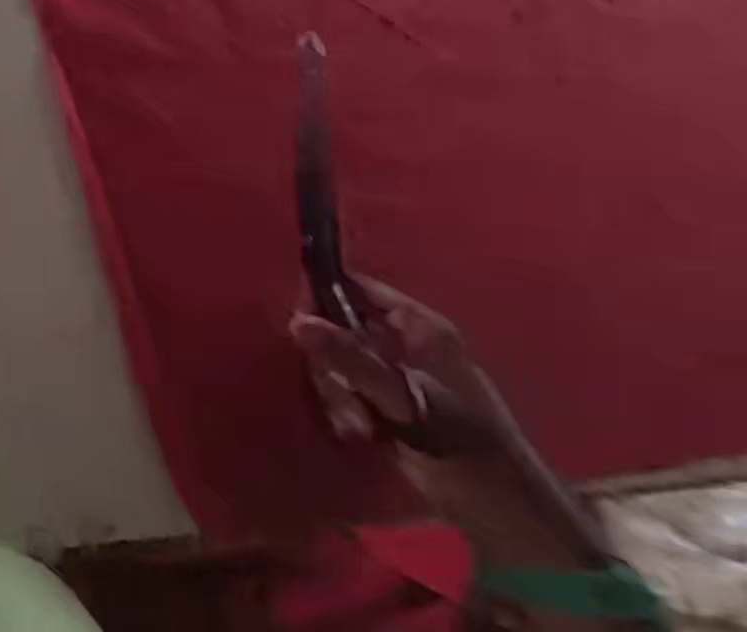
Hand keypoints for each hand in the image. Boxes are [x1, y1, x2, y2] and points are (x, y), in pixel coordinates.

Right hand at [290, 277, 606, 566]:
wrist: (510, 521)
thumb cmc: (468, 451)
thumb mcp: (407, 402)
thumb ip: (352, 359)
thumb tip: (296, 320)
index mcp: (423, 329)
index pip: (359, 286)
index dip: (324, 292)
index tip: (297, 316)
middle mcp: (409, 344)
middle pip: (340, 326)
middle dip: (330, 360)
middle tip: (335, 388)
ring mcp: (400, 374)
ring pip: (338, 361)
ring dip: (337, 392)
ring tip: (356, 423)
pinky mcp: (393, 403)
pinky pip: (347, 388)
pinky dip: (345, 408)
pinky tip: (358, 432)